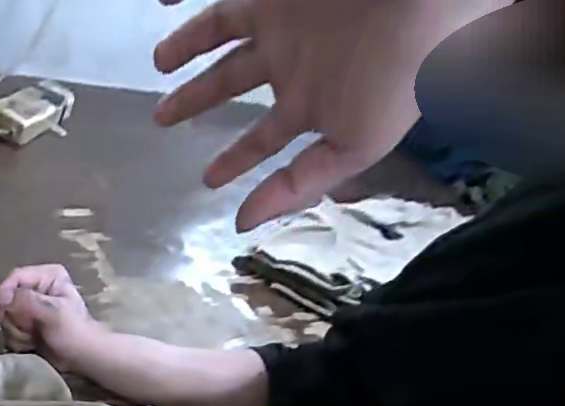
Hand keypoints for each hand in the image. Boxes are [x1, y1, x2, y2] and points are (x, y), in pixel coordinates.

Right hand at [0, 264, 106, 365]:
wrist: (82, 358)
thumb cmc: (74, 332)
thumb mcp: (53, 313)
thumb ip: (27, 301)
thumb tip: (0, 297)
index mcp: (47, 276)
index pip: (15, 278)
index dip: (1, 294)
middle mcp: (36, 288)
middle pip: (7, 298)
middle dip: (13, 318)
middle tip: (24, 331)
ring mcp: (30, 308)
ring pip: (6, 317)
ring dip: (17, 332)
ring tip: (33, 339)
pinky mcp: (26, 325)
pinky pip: (9, 330)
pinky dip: (18, 340)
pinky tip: (31, 344)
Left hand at [154, 0, 502, 230]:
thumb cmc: (405, 70)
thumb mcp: (356, 145)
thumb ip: (299, 186)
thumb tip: (242, 225)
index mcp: (309, 98)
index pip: (261, 138)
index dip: (234, 161)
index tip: (207, 181)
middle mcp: (291, 55)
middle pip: (229, 82)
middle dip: (194, 102)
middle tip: (160, 119)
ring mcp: (284, 10)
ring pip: (221, 29)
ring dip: (187, 46)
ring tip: (159, 62)